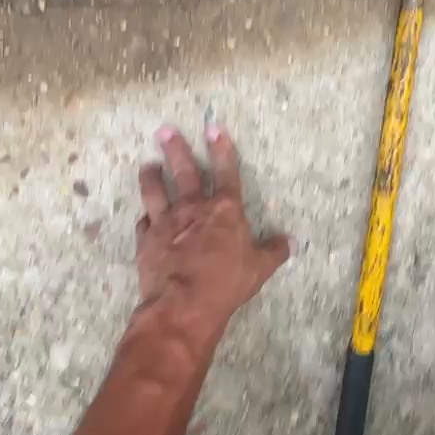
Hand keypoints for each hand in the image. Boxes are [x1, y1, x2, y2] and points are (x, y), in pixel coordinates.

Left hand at [132, 124, 290, 349]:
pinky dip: (144, 218)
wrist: (182, 306)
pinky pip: (143, 223)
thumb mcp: (259, 268)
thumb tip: (291, 242)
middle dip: (176, 148)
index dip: (221, 148)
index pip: (226, 170)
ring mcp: (166, 223)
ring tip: (148, 165)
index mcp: (225, 209)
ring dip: (151, 176)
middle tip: (164, 130)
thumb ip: (274, 251)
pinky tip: (143, 216)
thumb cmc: (226, 282)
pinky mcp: (146, 242)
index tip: (213, 128)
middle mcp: (193, 208)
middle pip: (184, 171)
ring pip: (155, 191)